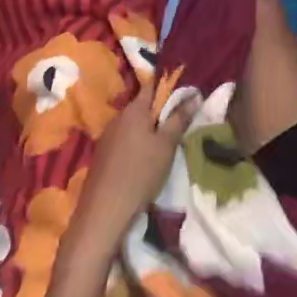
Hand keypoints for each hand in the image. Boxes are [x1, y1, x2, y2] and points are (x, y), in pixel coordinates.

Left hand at [72, 86, 199, 249]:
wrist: (104, 212)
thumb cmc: (141, 172)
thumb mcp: (167, 145)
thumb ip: (179, 118)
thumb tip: (195, 95)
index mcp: (134, 109)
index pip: (151, 85)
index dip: (166, 85)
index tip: (181, 91)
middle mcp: (118, 117)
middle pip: (141, 106)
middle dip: (158, 112)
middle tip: (176, 124)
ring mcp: (107, 137)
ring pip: (132, 125)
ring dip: (146, 130)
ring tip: (162, 145)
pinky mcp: (101, 156)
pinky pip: (122, 140)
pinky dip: (134, 144)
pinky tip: (142, 161)